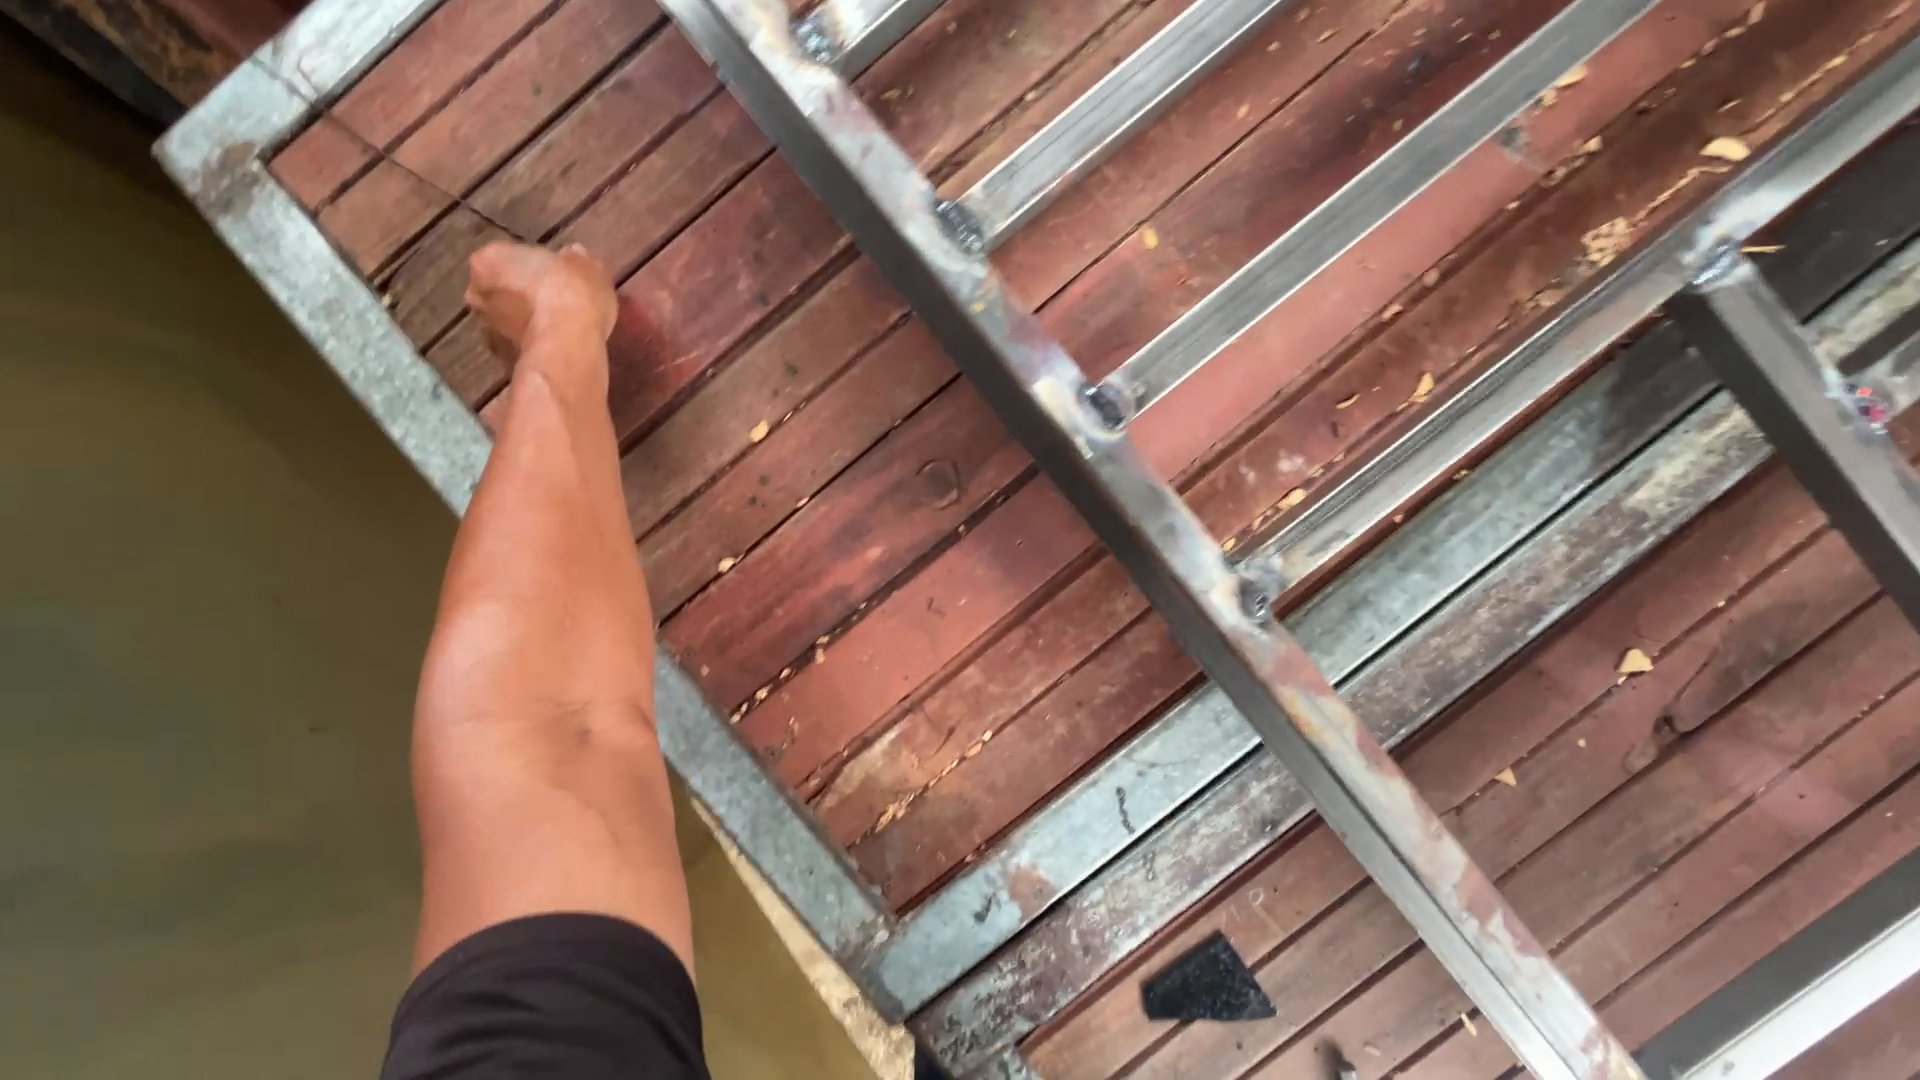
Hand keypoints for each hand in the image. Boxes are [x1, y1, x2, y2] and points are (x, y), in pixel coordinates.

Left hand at [465, 242, 619, 351]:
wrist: (569, 348)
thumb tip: (575, 258)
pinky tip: (559, 349)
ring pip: (509, 320)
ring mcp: (487, 330)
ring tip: (561, 329)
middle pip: (503, 289)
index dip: (537, 267)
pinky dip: (535, 346)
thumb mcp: (586, 266)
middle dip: (525, 295)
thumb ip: (574, 262)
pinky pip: (520, 348)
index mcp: (489, 259)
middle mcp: (477, 292)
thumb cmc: (572, 295)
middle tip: (559, 302)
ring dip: (528, 322)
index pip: (509, 256)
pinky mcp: (503, 362)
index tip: (559, 276)